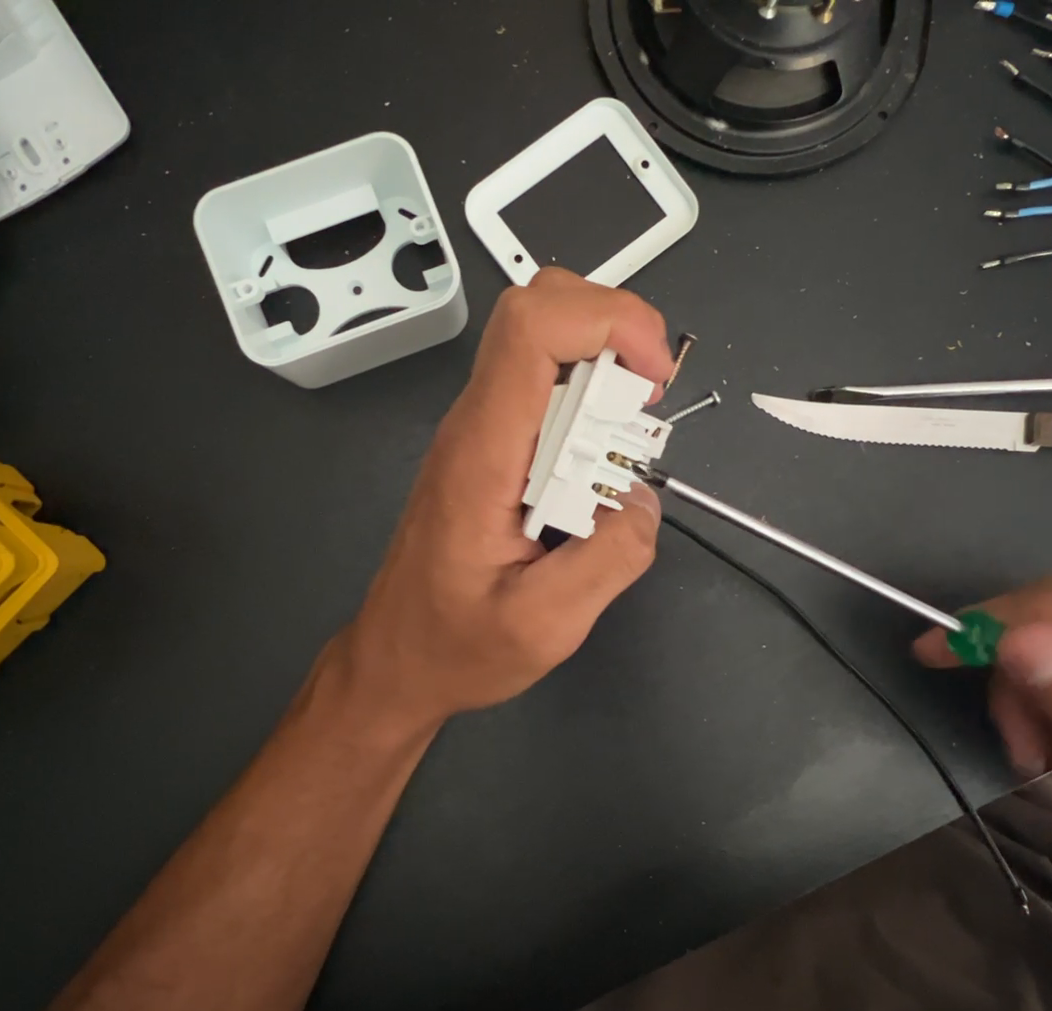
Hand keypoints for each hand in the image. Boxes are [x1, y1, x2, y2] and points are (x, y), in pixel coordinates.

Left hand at [327, 268, 674, 731]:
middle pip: (537, 310)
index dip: (608, 320)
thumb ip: (610, 557)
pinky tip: (599, 461)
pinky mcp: (490, 448)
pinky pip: (541, 389)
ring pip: (541, 342)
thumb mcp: (545, 625)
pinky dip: (588, 401)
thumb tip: (642, 499)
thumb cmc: (456, 645)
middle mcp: (475, 426)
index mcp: (483, 455)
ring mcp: (479, 432)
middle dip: (614, 332)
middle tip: (646, 405)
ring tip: (628, 440)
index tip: (654, 376)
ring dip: (604, 367)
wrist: (398, 658)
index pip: (532, 329)